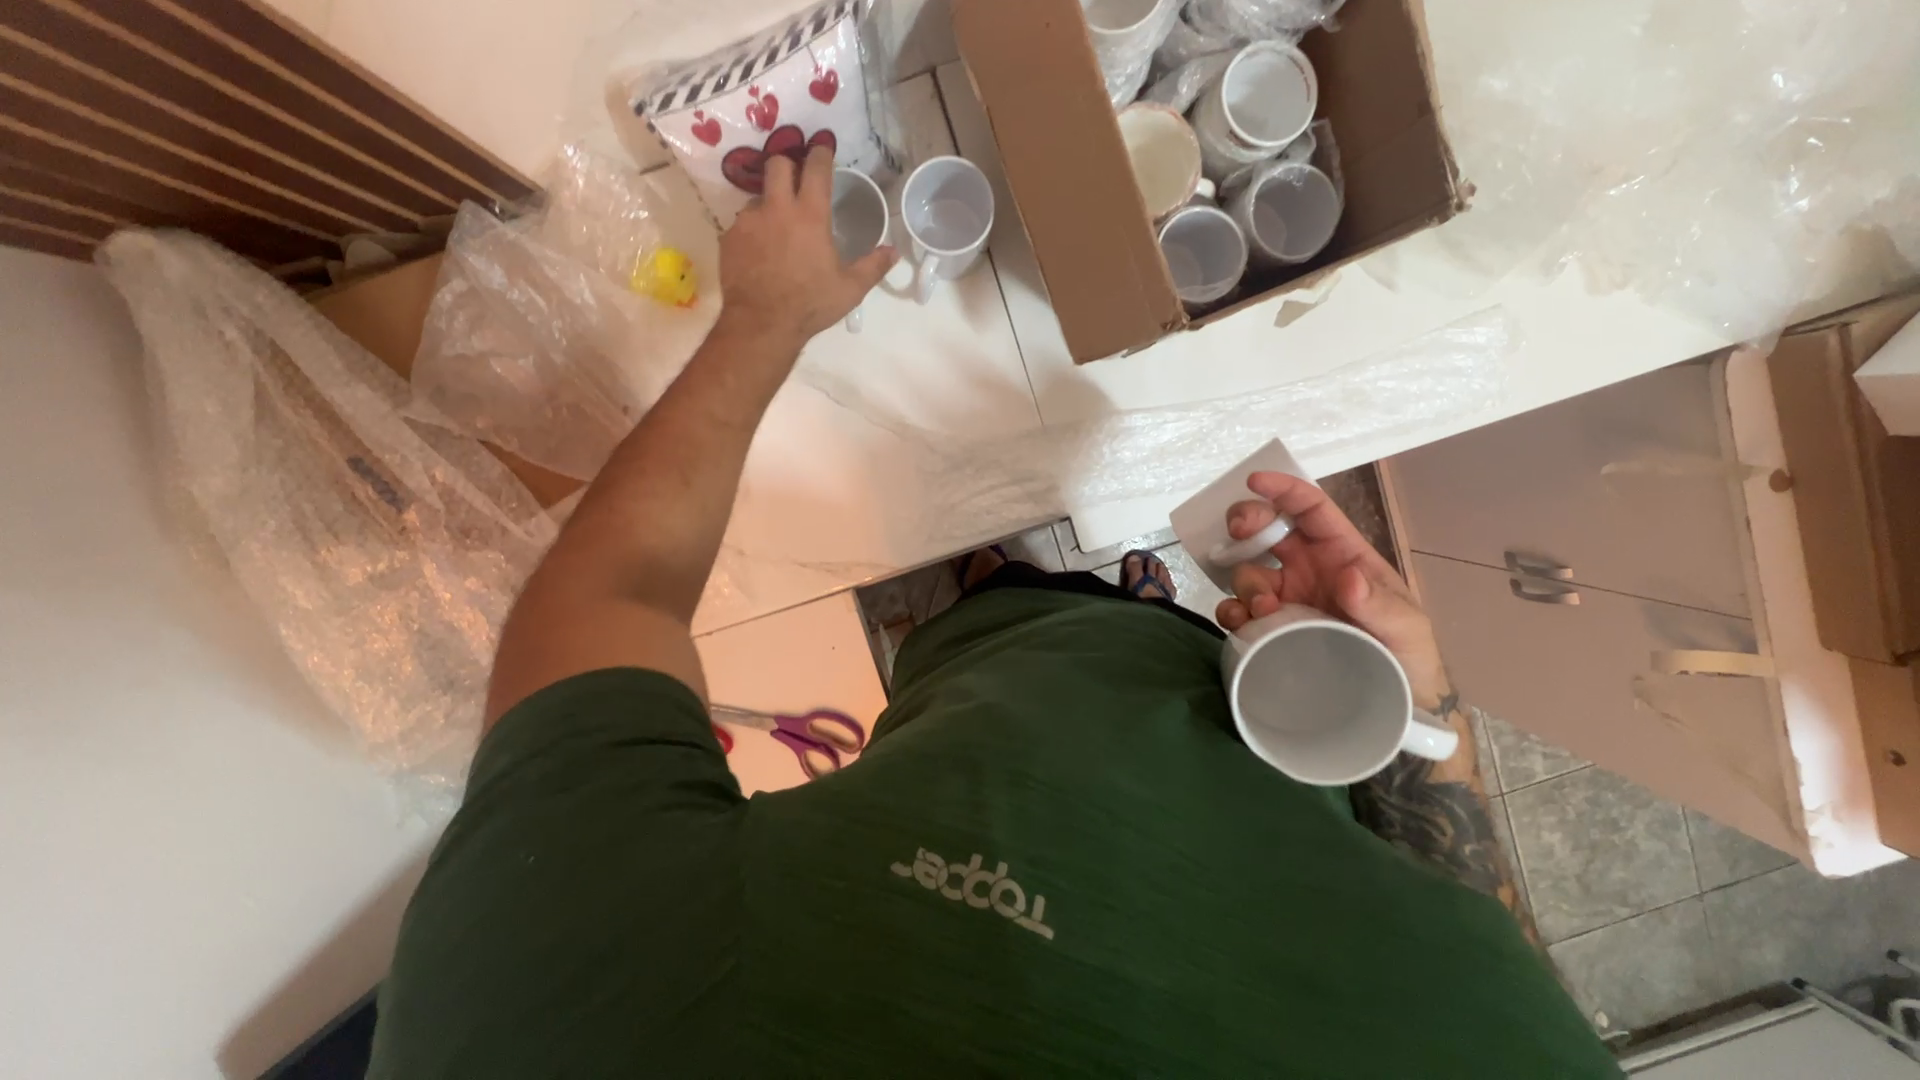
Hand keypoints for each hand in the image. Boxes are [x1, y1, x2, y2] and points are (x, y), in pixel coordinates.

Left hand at [717, 145, 897, 349]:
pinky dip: (753, 232)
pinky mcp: (730, 238)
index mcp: (810, 216)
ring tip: (777, 228)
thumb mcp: (850, 289)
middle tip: (795, 180)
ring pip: (758, 196)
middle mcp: (777, 209)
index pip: (815, 168)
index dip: (820, 154)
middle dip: (787, 165)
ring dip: (769, 204)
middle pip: (777, 164)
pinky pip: (742, 225)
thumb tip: (894, 252)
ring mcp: (749, 221)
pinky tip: (760, 252)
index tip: (822, 150)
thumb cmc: (810, 305)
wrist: (761, 324)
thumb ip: (873, 266)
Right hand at [1214, 472, 1450, 710]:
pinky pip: (1237, 611)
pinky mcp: (1267, 630)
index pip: (1310, 509)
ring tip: (1263, 609)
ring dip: (1244, 582)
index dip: (1284, 490)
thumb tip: (1347, 576)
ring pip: (1246, 572)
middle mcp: (1307, 569)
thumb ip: (1381, 605)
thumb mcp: (1406, 629)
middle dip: (1247, 523)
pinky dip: (1230, 612)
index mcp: (1341, 554)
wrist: (1392, 706)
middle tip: (1238, 534)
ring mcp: (1284, 599)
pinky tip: (1240, 624)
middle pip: (1266, 531)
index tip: (1255, 481)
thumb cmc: (1407, 656)